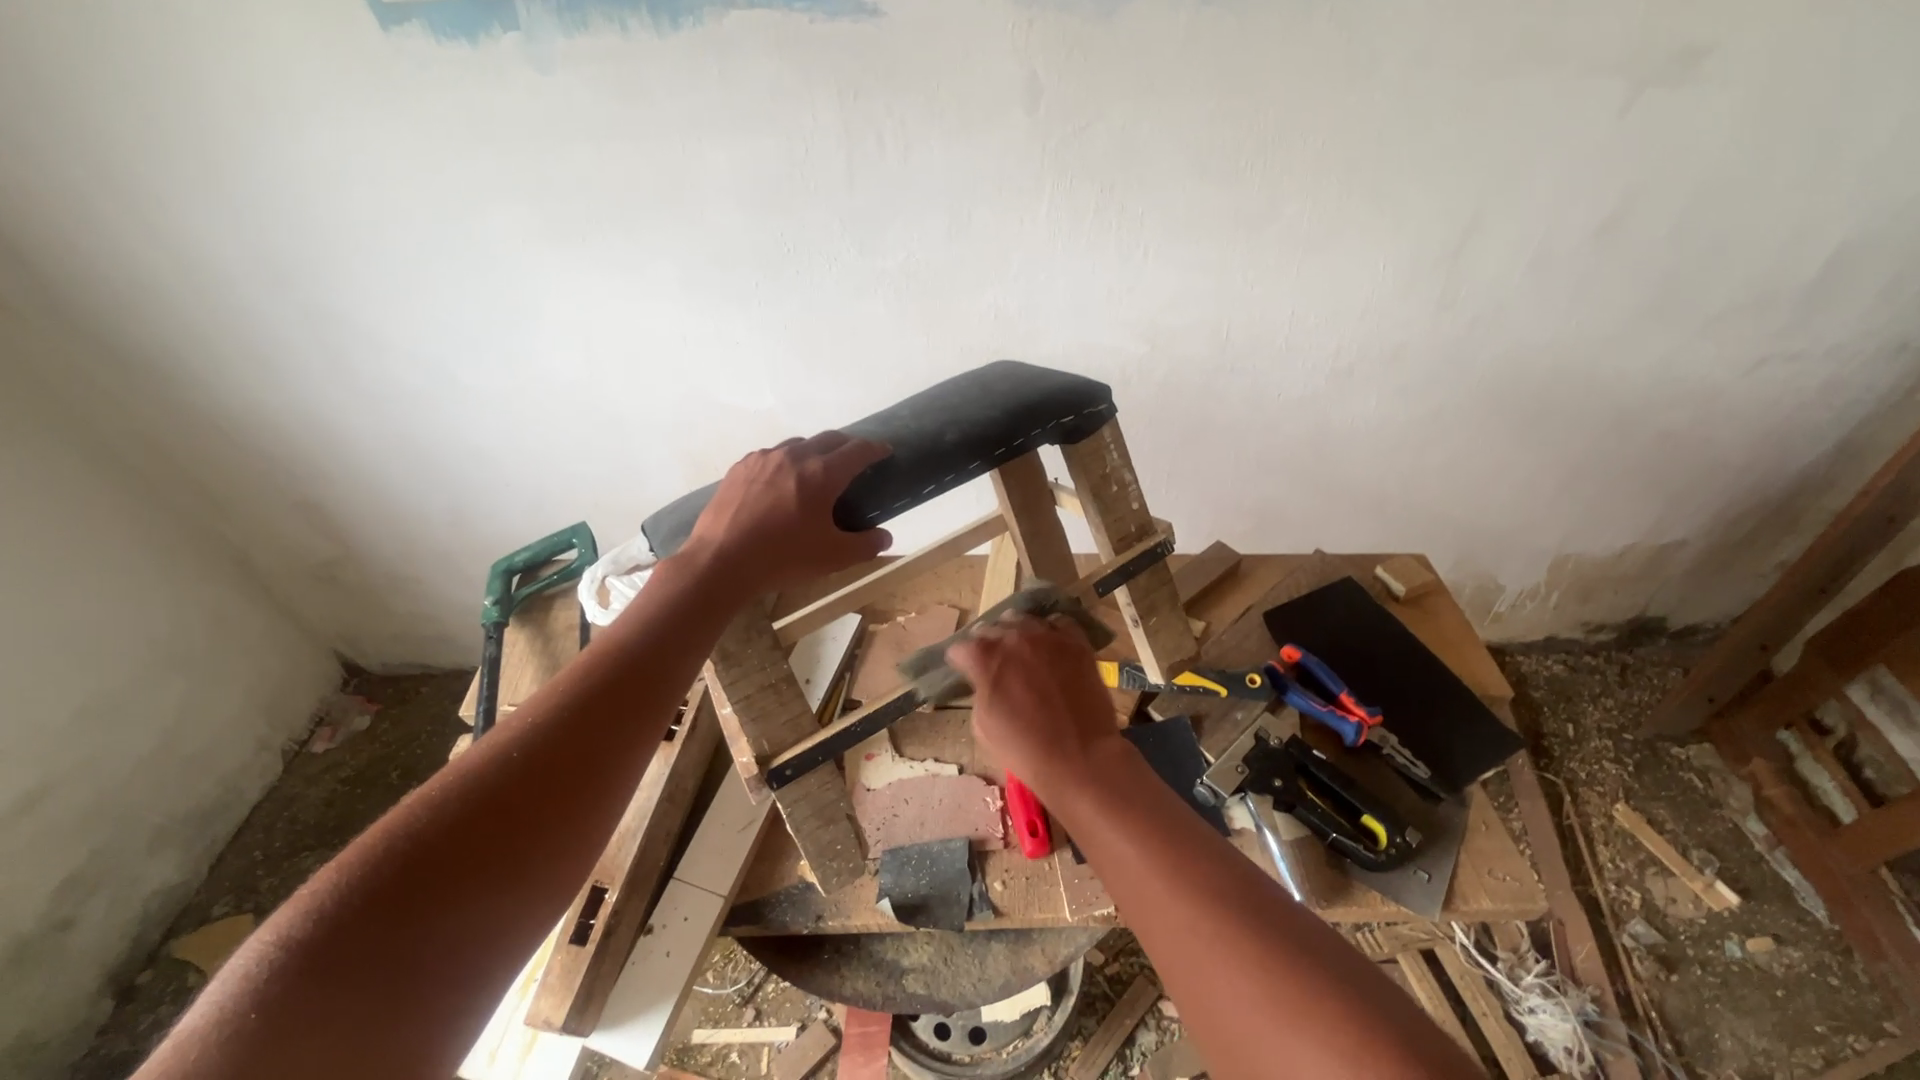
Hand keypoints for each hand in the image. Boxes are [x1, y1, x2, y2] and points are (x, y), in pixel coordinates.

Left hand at [680, 432, 892, 595]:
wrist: (721, 561)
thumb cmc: (783, 558)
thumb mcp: (833, 557)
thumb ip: (866, 545)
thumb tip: (885, 537)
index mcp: (822, 474)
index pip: (857, 450)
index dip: (875, 449)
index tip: (884, 451)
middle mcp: (793, 456)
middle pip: (828, 439)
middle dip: (847, 445)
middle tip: (856, 460)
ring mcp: (763, 459)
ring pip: (797, 444)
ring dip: (814, 451)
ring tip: (817, 471)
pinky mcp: (739, 469)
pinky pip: (770, 456)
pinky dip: (785, 462)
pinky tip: (780, 483)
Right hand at [946, 614, 1124, 797]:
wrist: (1080, 757)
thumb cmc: (1024, 750)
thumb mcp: (982, 725)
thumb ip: (980, 690)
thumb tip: (985, 681)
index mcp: (984, 658)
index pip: (961, 648)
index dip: (960, 661)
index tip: (963, 670)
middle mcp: (1013, 638)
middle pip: (992, 628)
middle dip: (987, 643)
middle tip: (992, 661)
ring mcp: (1048, 636)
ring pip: (1024, 619)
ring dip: (1016, 632)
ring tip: (1020, 647)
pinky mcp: (1076, 642)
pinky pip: (1059, 623)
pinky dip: (1050, 631)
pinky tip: (1050, 645)